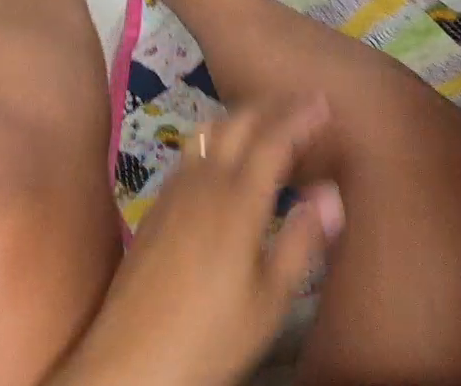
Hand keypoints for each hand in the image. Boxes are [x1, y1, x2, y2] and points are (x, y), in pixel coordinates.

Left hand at [51, 96, 343, 385]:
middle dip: (271, 105)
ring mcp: (174, 191)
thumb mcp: (270, 301)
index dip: (300, 116)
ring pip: (210, 131)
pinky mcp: (155, 206)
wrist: (129, 362)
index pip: (274, 140)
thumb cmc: (211, 336)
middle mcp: (204, 183)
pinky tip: (224, 157)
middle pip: (239, 122)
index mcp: (238, 202)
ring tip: (266, 119)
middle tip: (299, 102)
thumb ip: (302, 241)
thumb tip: (331, 193)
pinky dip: (217, 137)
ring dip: (241, 115)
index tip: (323, 101)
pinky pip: (190, 151)